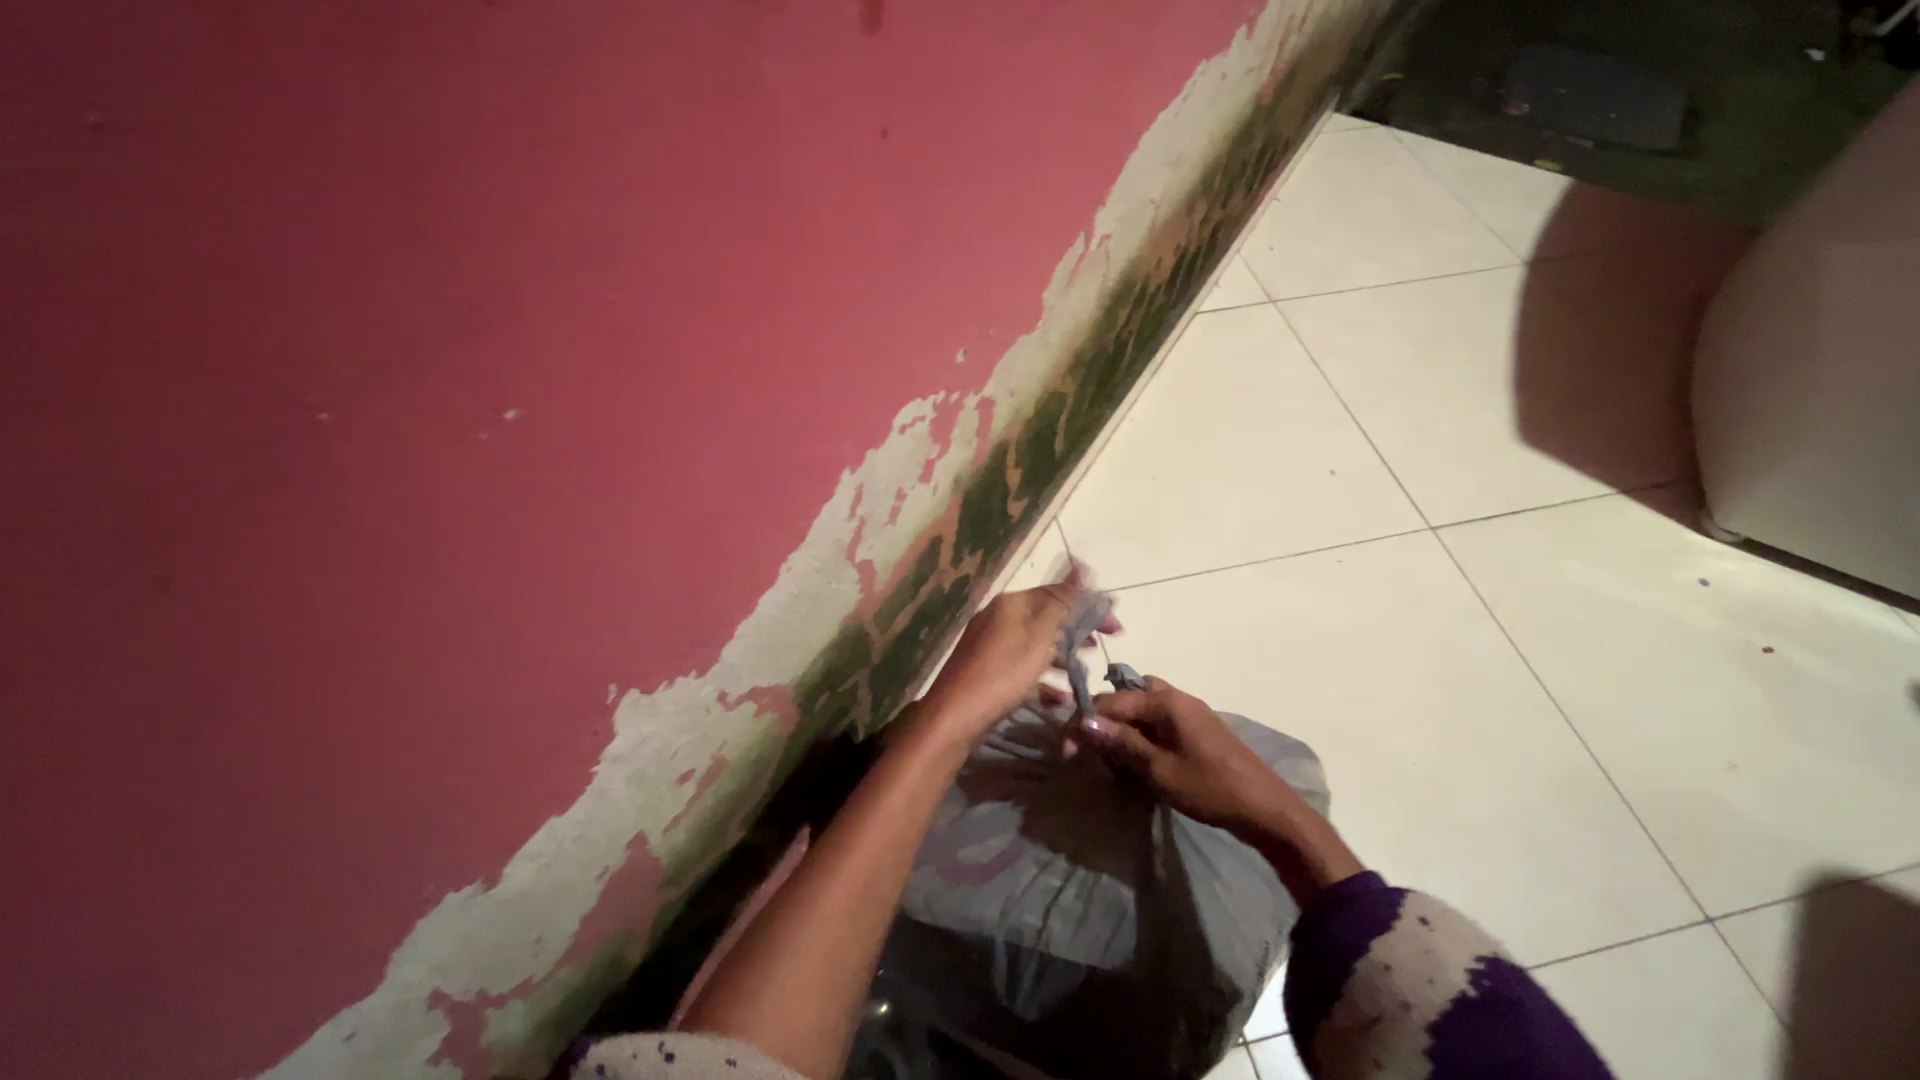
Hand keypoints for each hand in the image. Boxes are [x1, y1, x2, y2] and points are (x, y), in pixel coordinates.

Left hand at [919, 577, 1112, 739]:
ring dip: (1063, 653)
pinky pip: (1022, 668)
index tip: (1116, 627)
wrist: (954, 717)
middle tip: (1104, 644)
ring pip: (1036, 643)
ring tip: (1085, 669)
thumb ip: (1062, 602)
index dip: (1089, 606)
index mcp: (1012, 603)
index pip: (1057, 593)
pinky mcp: (986, 671)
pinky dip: (1043, 678)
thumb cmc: (1002, 674)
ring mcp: (990, 644)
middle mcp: (998, 617)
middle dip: (1078, 629)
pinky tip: (1062, 698)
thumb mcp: (1039, 636)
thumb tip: (1082, 565)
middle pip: (1047, 617)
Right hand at [1081, 677, 1291, 831]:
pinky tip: (1135, 756)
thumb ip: (1122, 743)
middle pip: (1126, 697)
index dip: (1084, 724)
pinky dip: (1140, 733)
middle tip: (1086, 752)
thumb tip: (1085, 721)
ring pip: (1142, 708)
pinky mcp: (1197, 728)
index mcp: (1166, 701)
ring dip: (1121, 726)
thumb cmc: (1210, 788)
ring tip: (1109, 754)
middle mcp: (1177, 697)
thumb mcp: (1159, 769)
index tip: (1067, 754)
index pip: (1111, 701)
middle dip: (1102, 720)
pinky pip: (1158, 720)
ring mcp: (1190, 711)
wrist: (1265, 808)